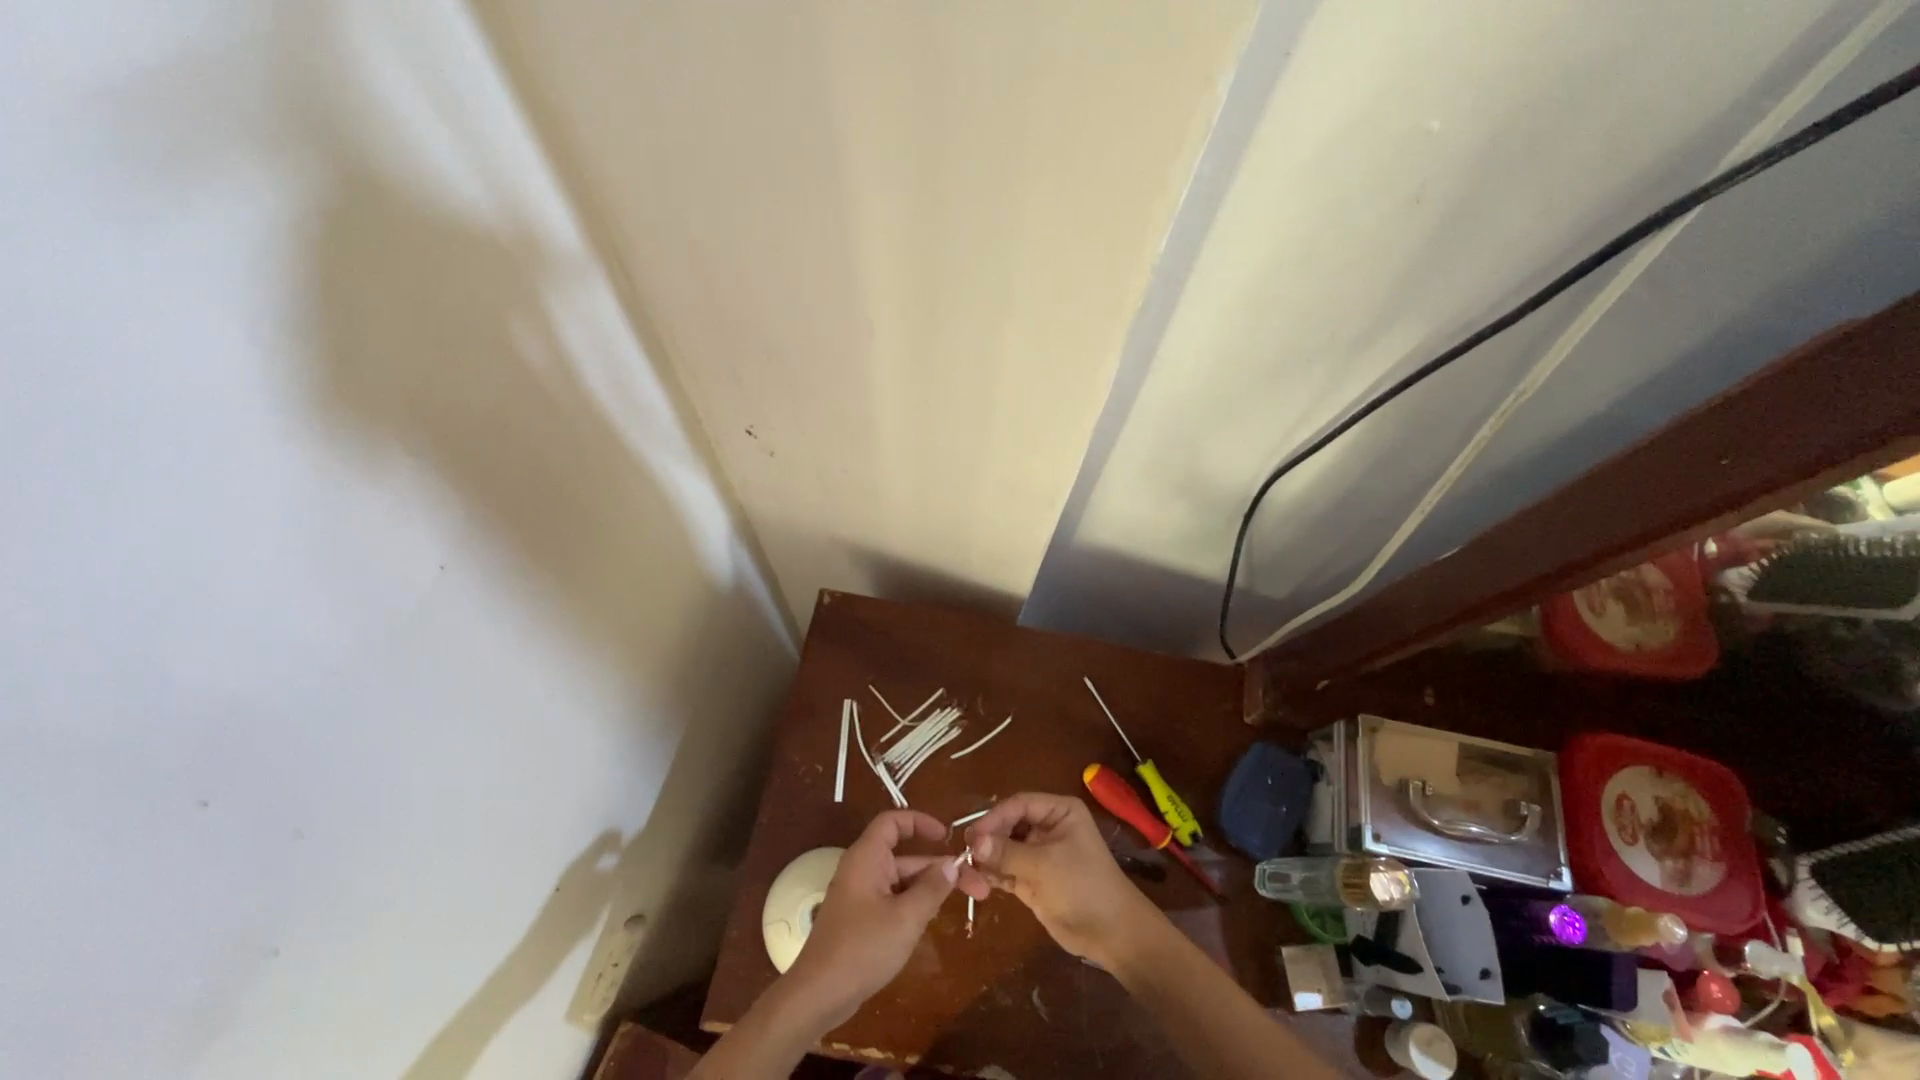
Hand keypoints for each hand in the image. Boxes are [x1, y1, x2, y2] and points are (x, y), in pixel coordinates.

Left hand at [785, 810, 977, 1025]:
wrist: (819, 994)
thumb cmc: (863, 948)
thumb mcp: (906, 918)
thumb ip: (931, 888)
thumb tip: (951, 865)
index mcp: (867, 858)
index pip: (893, 822)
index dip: (921, 822)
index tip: (948, 837)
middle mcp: (862, 870)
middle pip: (905, 857)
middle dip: (941, 868)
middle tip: (979, 887)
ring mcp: (859, 896)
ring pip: (901, 882)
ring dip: (930, 889)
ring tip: (964, 903)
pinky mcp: (860, 920)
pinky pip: (892, 901)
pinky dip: (914, 904)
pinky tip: (933, 920)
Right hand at [965, 793, 1162, 967]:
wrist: (1110, 934)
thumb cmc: (1083, 887)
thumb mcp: (1045, 865)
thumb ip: (1007, 852)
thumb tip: (971, 841)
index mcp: (1059, 812)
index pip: (1018, 804)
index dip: (994, 817)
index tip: (972, 836)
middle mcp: (1047, 828)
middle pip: (1008, 825)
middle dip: (988, 839)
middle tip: (965, 855)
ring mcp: (1038, 855)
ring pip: (1003, 848)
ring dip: (986, 860)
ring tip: (968, 874)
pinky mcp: (1031, 879)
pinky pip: (1005, 870)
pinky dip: (992, 875)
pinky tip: (977, 884)